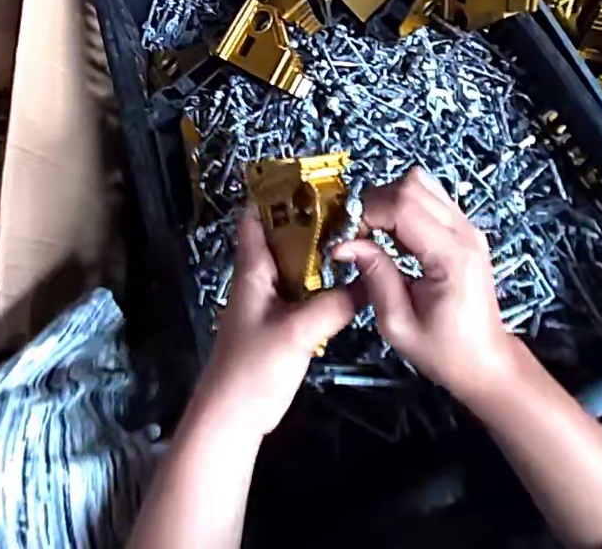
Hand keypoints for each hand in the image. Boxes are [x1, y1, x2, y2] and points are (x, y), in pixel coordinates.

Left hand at [189, 209, 360, 437]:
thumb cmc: (253, 367)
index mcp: (253, 268)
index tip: (311, 180)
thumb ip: (335, 305)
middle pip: (281, 236)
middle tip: (347, 207)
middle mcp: (258, 277)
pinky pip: (301, 289)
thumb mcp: (298, 332)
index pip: (257, 217)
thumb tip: (371, 281)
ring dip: (317, 250)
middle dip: (310, 220)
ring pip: (293, 263)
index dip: (277, 194)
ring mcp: (268, 301)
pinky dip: (320, 279)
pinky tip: (344, 280)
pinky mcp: (279, 323)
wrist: (231, 421)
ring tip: (352, 236)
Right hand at [331, 167, 527, 405]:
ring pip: (420, 182)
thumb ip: (375, 276)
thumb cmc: (443, 351)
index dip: (368, 213)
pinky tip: (396, 233)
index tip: (349, 239)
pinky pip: (429, 195)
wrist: (486, 361)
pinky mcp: (465, 226)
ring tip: (377, 232)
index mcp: (451, 255)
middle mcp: (464, 230)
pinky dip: (404, 203)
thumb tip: (344, 244)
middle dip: (375, 202)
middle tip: (358, 234)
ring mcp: (468, 225)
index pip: (403, 205)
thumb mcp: (398, 324)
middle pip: (411, 185)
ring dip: (389, 199)